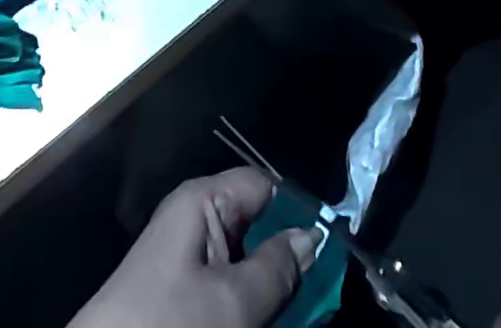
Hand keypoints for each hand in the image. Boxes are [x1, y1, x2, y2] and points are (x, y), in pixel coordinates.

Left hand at [69, 166, 319, 327]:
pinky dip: (250, 300)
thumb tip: (311, 237)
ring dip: (271, 284)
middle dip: (288, 255)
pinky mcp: (181, 289)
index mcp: (204, 202)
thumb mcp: (234, 302)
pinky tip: (268, 316)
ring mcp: (187, 256)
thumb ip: (279, 266)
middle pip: (258, 223)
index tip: (330, 243)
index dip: (299, 210)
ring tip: (299, 308)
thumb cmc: (170, 326)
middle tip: (318, 288)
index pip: (266, 186)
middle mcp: (196, 220)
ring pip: (247, 259)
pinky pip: (228, 283)